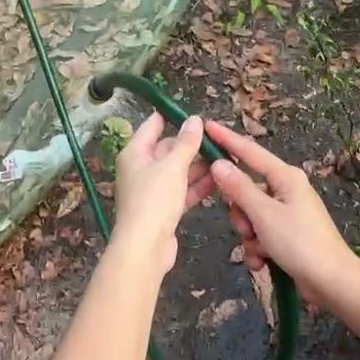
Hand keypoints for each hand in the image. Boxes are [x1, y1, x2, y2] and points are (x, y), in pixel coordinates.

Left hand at [110, 114, 211, 270]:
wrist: (144, 248)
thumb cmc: (153, 200)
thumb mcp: (172, 167)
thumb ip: (186, 143)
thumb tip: (195, 119)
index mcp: (135, 153)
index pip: (152, 126)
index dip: (171, 117)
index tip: (194, 112)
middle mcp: (141, 169)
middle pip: (167, 150)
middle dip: (191, 145)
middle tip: (218, 139)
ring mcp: (152, 190)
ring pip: (177, 172)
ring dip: (198, 166)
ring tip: (224, 158)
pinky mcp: (163, 209)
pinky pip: (181, 191)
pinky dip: (197, 186)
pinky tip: (218, 180)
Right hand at [203, 119, 359, 309]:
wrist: (331, 281)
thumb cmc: (299, 242)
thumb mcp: (264, 214)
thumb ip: (238, 188)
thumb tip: (219, 163)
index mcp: (285, 177)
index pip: (249, 152)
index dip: (227, 140)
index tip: (206, 126)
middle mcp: (287, 190)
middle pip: (247, 190)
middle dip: (240, 213)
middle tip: (246, 228)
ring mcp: (289, 213)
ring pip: (251, 216)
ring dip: (249, 235)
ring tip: (260, 250)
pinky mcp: (289, 235)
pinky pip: (262, 234)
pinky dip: (259, 249)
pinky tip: (264, 263)